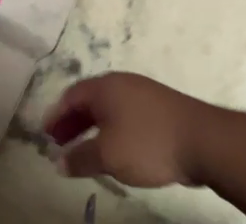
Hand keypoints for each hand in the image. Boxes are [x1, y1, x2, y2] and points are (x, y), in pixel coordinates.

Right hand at [43, 72, 213, 188]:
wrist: (201, 140)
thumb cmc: (147, 142)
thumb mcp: (107, 154)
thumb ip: (80, 158)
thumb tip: (59, 162)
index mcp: (105, 87)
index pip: (71, 95)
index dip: (56, 115)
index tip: (44, 133)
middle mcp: (122, 84)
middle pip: (89, 100)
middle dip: (72, 122)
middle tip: (59, 143)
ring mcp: (142, 94)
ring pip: (108, 108)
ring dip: (92, 127)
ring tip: (84, 151)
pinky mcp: (159, 108)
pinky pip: (125, 115)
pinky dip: (111, 130)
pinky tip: (114, 150)